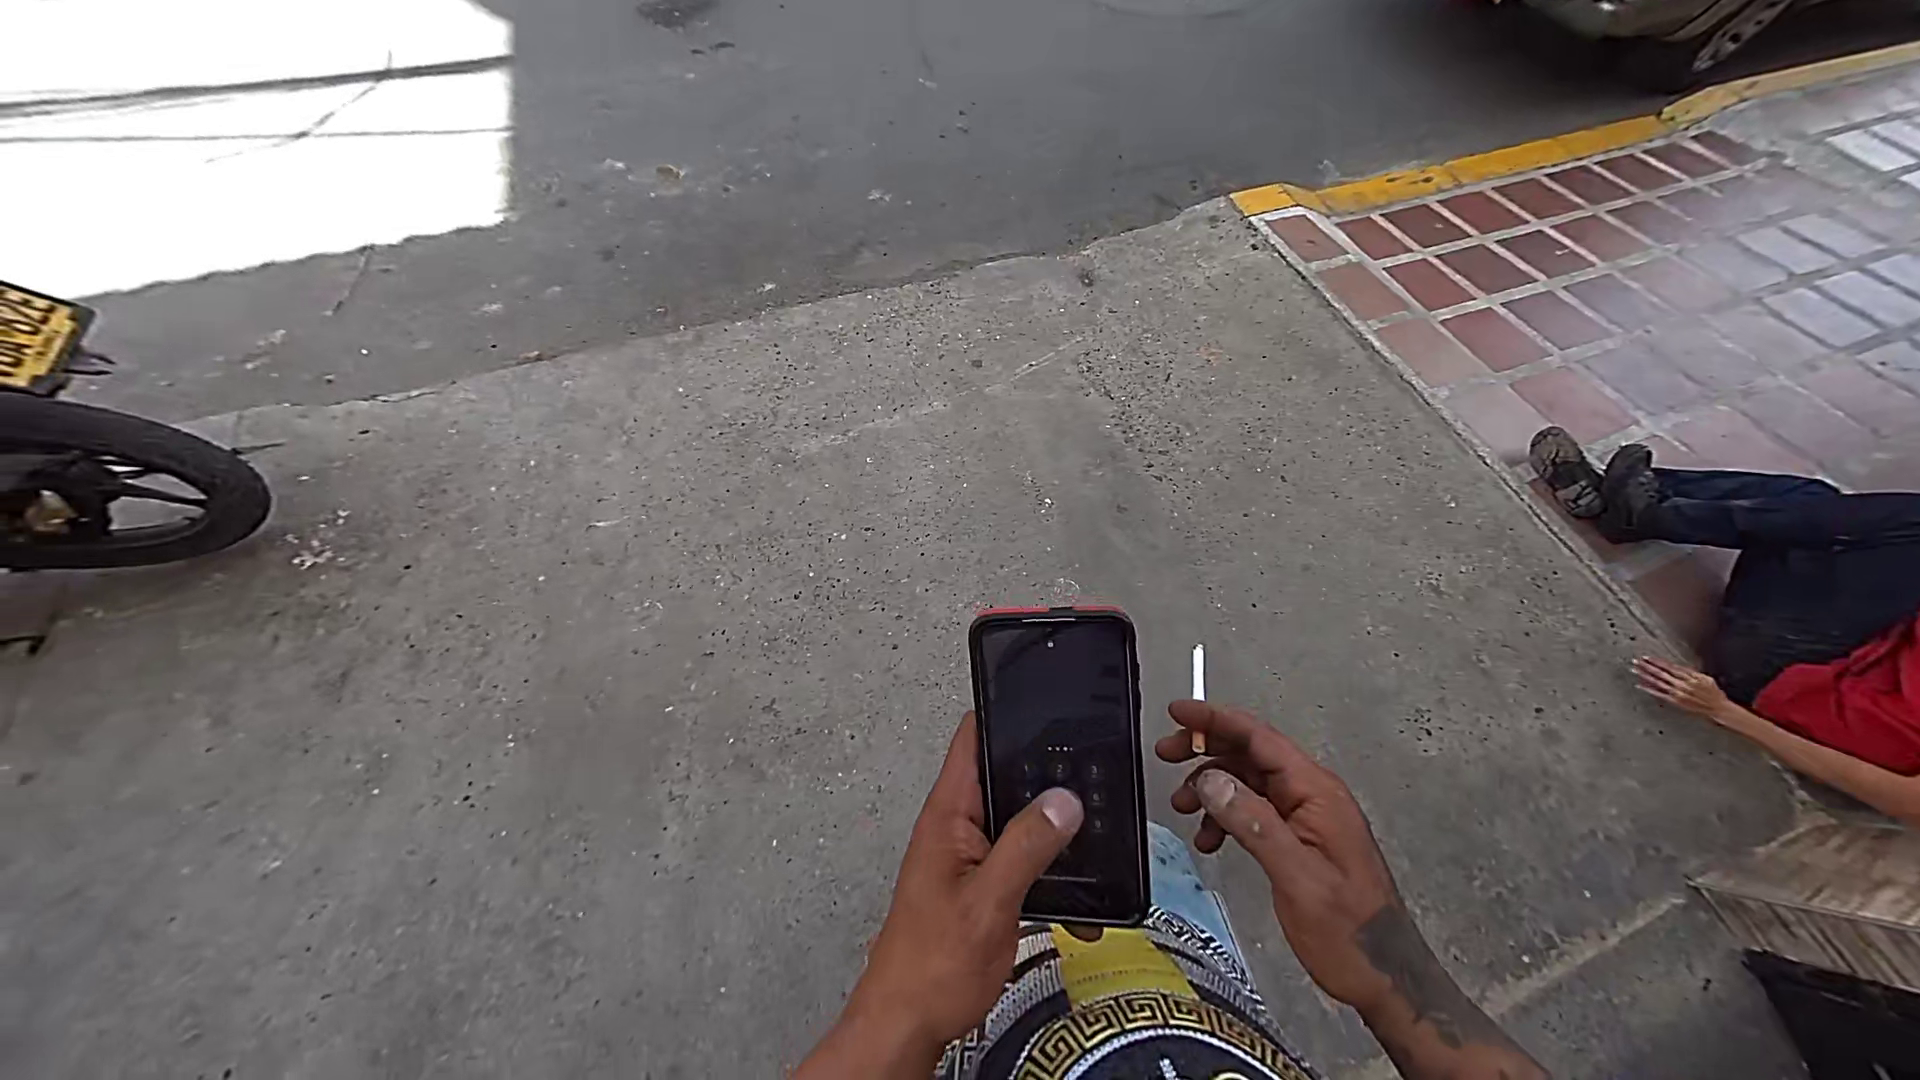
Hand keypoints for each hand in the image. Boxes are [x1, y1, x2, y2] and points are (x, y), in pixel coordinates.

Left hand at [839, 713, 1082, 1057]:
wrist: (908, 1022)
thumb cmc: (931, 966)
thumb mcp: (989, 899)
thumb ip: (1027, 845)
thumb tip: (1062, 800)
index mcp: (948, 813)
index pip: (971, 738)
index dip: (1001, 713)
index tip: (1037, 700)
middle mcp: (955, 823)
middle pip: (1001, 771)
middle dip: (1039, 767)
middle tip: (1082, 762)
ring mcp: (967, 850)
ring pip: (1014, 812)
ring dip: (1045, 816)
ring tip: (1085, 817)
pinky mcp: (978, 876)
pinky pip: (1017, 848)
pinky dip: (1043, 853)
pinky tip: (1068, 869)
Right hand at [1154, 700, 1400, 1012]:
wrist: (1386, 982)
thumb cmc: (1351, 933)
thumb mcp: (1298, 877)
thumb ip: (1253, 823)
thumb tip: (1209, 779)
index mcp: (1316, 792)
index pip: (1258, 738)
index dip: (1215, 719)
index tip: (1178, 710)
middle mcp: (1309, 794)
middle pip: (1247, 751)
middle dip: (1203, 748)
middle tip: (1165, 753)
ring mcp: (1301, 814)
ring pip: (1243, 779)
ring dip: (1208, 786)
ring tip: (1182, 805)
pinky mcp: (1293, 835)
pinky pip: (1248, 808)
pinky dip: (1221, 815)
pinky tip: (1208, 837)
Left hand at [1634, 656, 1733, 720]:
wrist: (1719, 708)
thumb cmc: (1713, 692)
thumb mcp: (1705, 679)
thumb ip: (1690, 672)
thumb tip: (1675, 666)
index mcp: (1691, 678)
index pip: (1670, 667)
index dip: (1657, 662)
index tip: (1646, 657)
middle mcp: (1683, 684)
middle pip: (1661, 673)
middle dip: (1646, 666)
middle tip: (1635, 661)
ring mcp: (1678, 693)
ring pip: (1657, 682)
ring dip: (1644, 675)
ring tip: (1633, 669)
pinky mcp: (1675, 701)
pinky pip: (1658, 694)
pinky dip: (1648, 689)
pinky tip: (1638, 685)